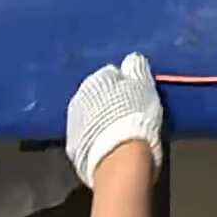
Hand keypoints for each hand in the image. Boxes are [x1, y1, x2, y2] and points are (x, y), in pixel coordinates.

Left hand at [66, 52, 163, 186]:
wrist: (119, 157)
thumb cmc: (135, 116)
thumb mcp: (144, 86)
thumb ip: (136, 68)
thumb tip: (132, 58)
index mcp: (97, 79)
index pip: (111, 74)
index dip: (125, 85)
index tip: (135, 96)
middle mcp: (79, 96)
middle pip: (98, 94)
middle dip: (109, 101)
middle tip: (127, 114)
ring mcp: (73, 121)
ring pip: (90, 114)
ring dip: (100, 119)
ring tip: (117, 131)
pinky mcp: (71, 145)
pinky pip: (86, 135)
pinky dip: (94, 137)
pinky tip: (107, 145)